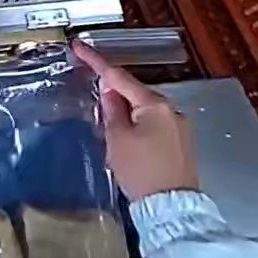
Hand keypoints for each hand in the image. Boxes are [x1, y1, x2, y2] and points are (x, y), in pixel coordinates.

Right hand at [73, 40, 199, 200]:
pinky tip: (125, 138)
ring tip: (107, 128)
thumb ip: (110, 108)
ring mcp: (178, 126)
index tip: (78, 46)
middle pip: (132, 91)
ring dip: (123, 111)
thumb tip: (108, 89)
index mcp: (154, 105)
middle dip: (111, 93)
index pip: (118, 76)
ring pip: (141, 108)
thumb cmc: (141, 172)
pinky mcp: (179, 143)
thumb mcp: (116, 138)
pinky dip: (135, 123)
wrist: (171, 211)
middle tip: (93, 105)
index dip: (95, 61)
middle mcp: (171, 110)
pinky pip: (151, 122)